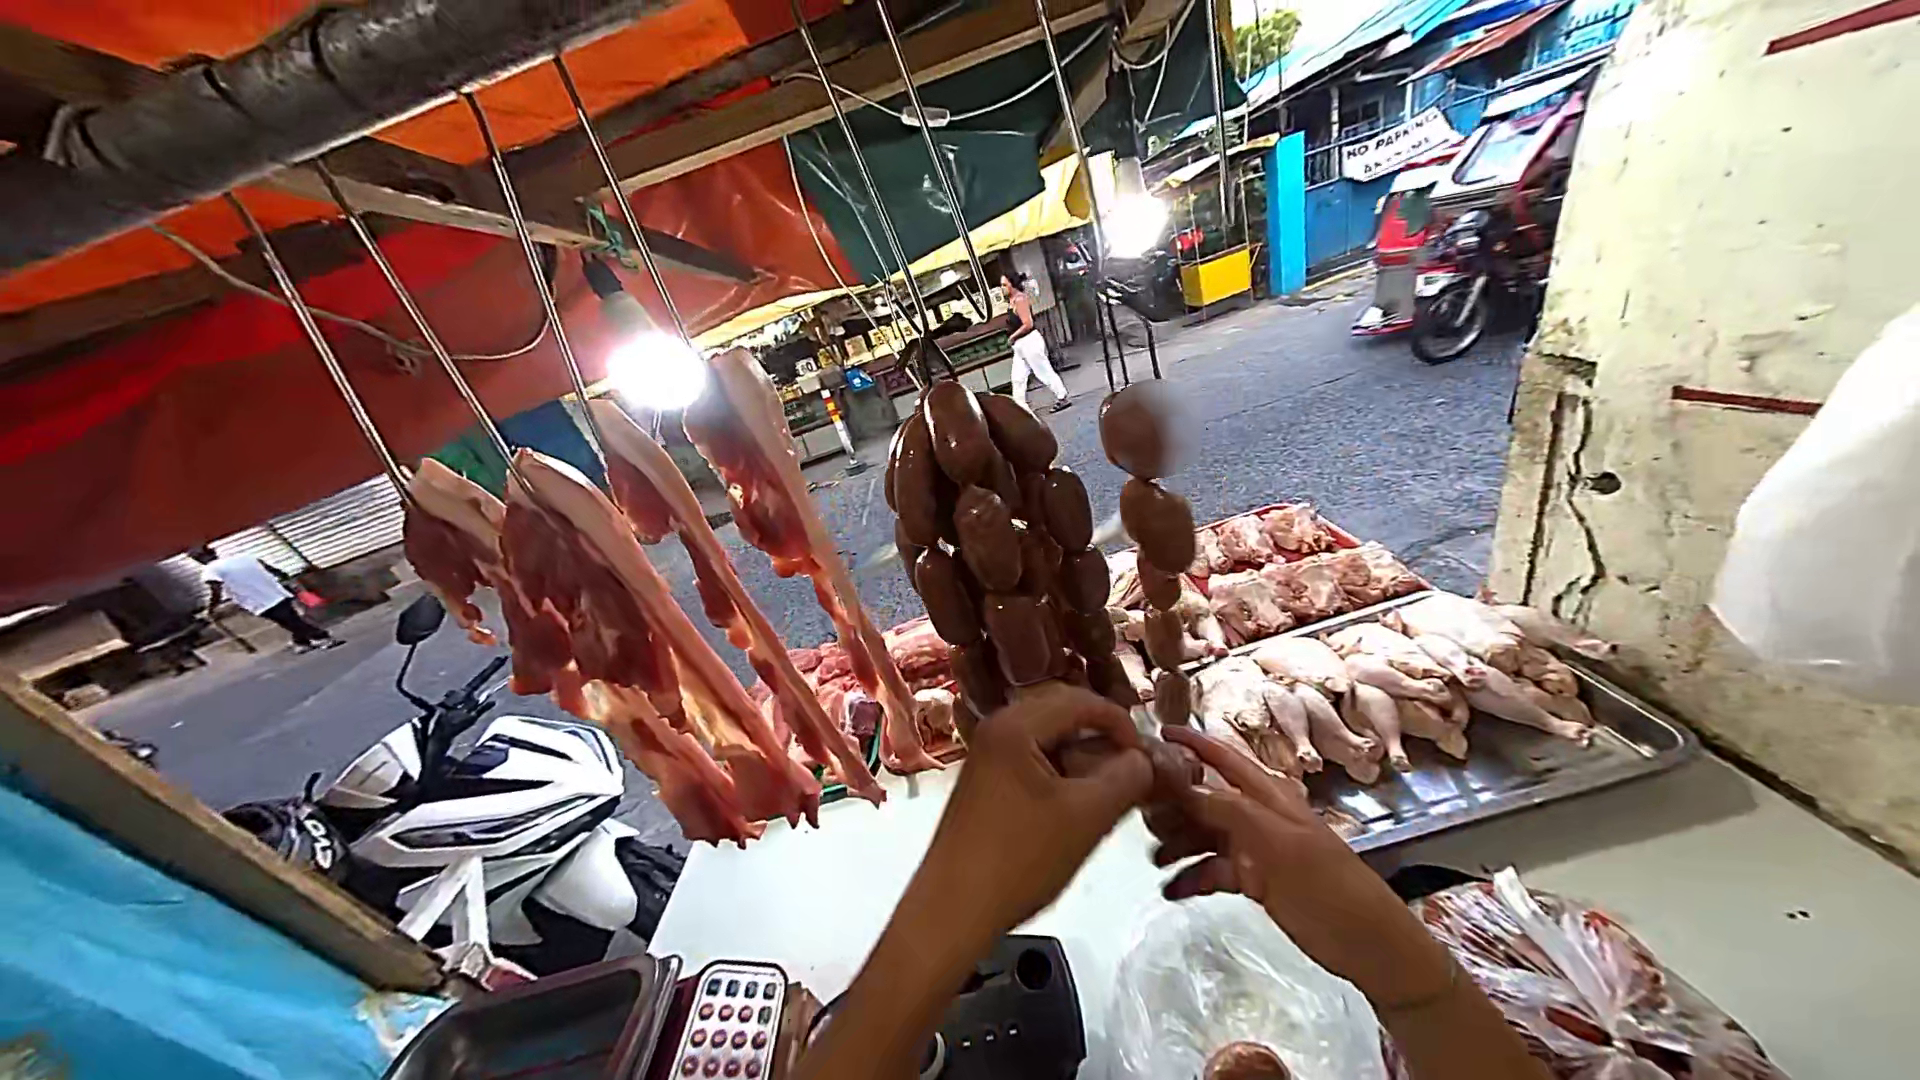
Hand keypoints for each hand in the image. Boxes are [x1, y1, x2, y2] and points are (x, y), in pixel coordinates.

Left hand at [914, 685, 1151, 946]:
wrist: (952, 910)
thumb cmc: (1018, 862)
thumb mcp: (1087, 818)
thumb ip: (1126, 778)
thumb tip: (1143, 759)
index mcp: (1014, 725)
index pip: (1080, 700)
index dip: (1120, 722)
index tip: (1145, 753)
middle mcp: (996, 728)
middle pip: (1063, 713)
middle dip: (1101, 737)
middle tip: (1131, 769)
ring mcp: (987, 753)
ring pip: (1049, 737)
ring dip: (1082, 756)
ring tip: (1109, 790)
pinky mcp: (986, 778)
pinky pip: (1033, 756)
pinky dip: (1061, 771)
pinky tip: (1077, 803)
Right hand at [1157, 726, 1454, 1008]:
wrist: (1375, 951)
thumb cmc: (1330, 889)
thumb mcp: (1280, 845)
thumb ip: (1231, 811)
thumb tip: (1183, 786)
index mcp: (1268, 796)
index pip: (1224, 756)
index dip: (1192, 741)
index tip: (1157, 732)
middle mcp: (1256, 814)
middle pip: (1204, 796)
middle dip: (1172, 801)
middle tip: (1142, 814)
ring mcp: (1253, 847)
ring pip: (1203, 832)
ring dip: (1177, 841)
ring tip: (1155, 858)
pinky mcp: (1252, 879)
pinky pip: (1212, 869)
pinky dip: (1191, 876)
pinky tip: (1172, 890)